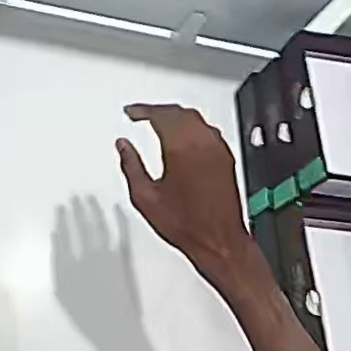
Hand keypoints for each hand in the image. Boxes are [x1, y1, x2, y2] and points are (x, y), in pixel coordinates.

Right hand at [116, 104, 252, 276]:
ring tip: (157, 120)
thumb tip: (123, 146)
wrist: (218, 240)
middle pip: (179, 113)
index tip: (131, 112)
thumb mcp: (144, 197)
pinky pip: (207, 130)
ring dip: (174, 115)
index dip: (143, 110)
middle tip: (141, 113)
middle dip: (157, 110)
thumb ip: (131, 166)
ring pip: (195, 119)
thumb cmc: (187, 224)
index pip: (161, 115)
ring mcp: (218, 150)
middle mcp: (203, 145)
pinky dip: (190, 125)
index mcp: (181, 149)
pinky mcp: (226, 159)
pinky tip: (181, 134)